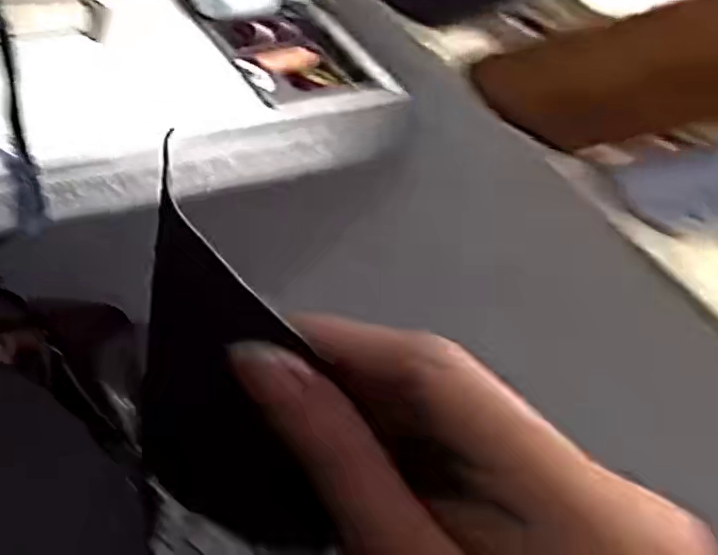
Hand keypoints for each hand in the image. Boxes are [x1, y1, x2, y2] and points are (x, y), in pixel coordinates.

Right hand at [233, 315, 713, 554]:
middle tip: (274, 405)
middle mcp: (610, 493)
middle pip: (444, 389)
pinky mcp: (604, 537)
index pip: (424, 359)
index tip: (255, 348)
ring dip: (379, 422)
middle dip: (346, 385)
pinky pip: (488, 462)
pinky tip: (386, 490)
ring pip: (462, 424)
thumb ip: (331, 451)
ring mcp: (618, 518)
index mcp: (573, 495)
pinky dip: (421, 459)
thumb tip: (257, 360)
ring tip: (324, 455)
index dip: (328, 338)